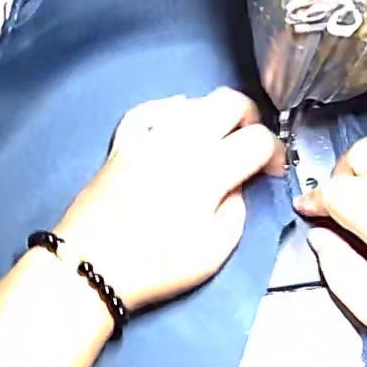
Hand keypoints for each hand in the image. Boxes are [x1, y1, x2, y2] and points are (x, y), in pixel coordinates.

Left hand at [51, 89, 283, 309]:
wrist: (92, 264)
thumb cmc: (156, 265)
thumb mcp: (213, 253)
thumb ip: (236, 214)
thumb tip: (235, 189)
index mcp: (209, 170)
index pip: (257, 140)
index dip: (274, 152)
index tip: (272, 170)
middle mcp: (181, 141)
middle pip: (228, 102)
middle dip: (250, 117)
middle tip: (251, 143)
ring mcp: (148, 136)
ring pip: (192, 101)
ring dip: (215, 114)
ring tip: (218, 139)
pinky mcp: (123, 142)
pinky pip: (150, 109)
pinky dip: (171, 109)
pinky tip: (177, 119)